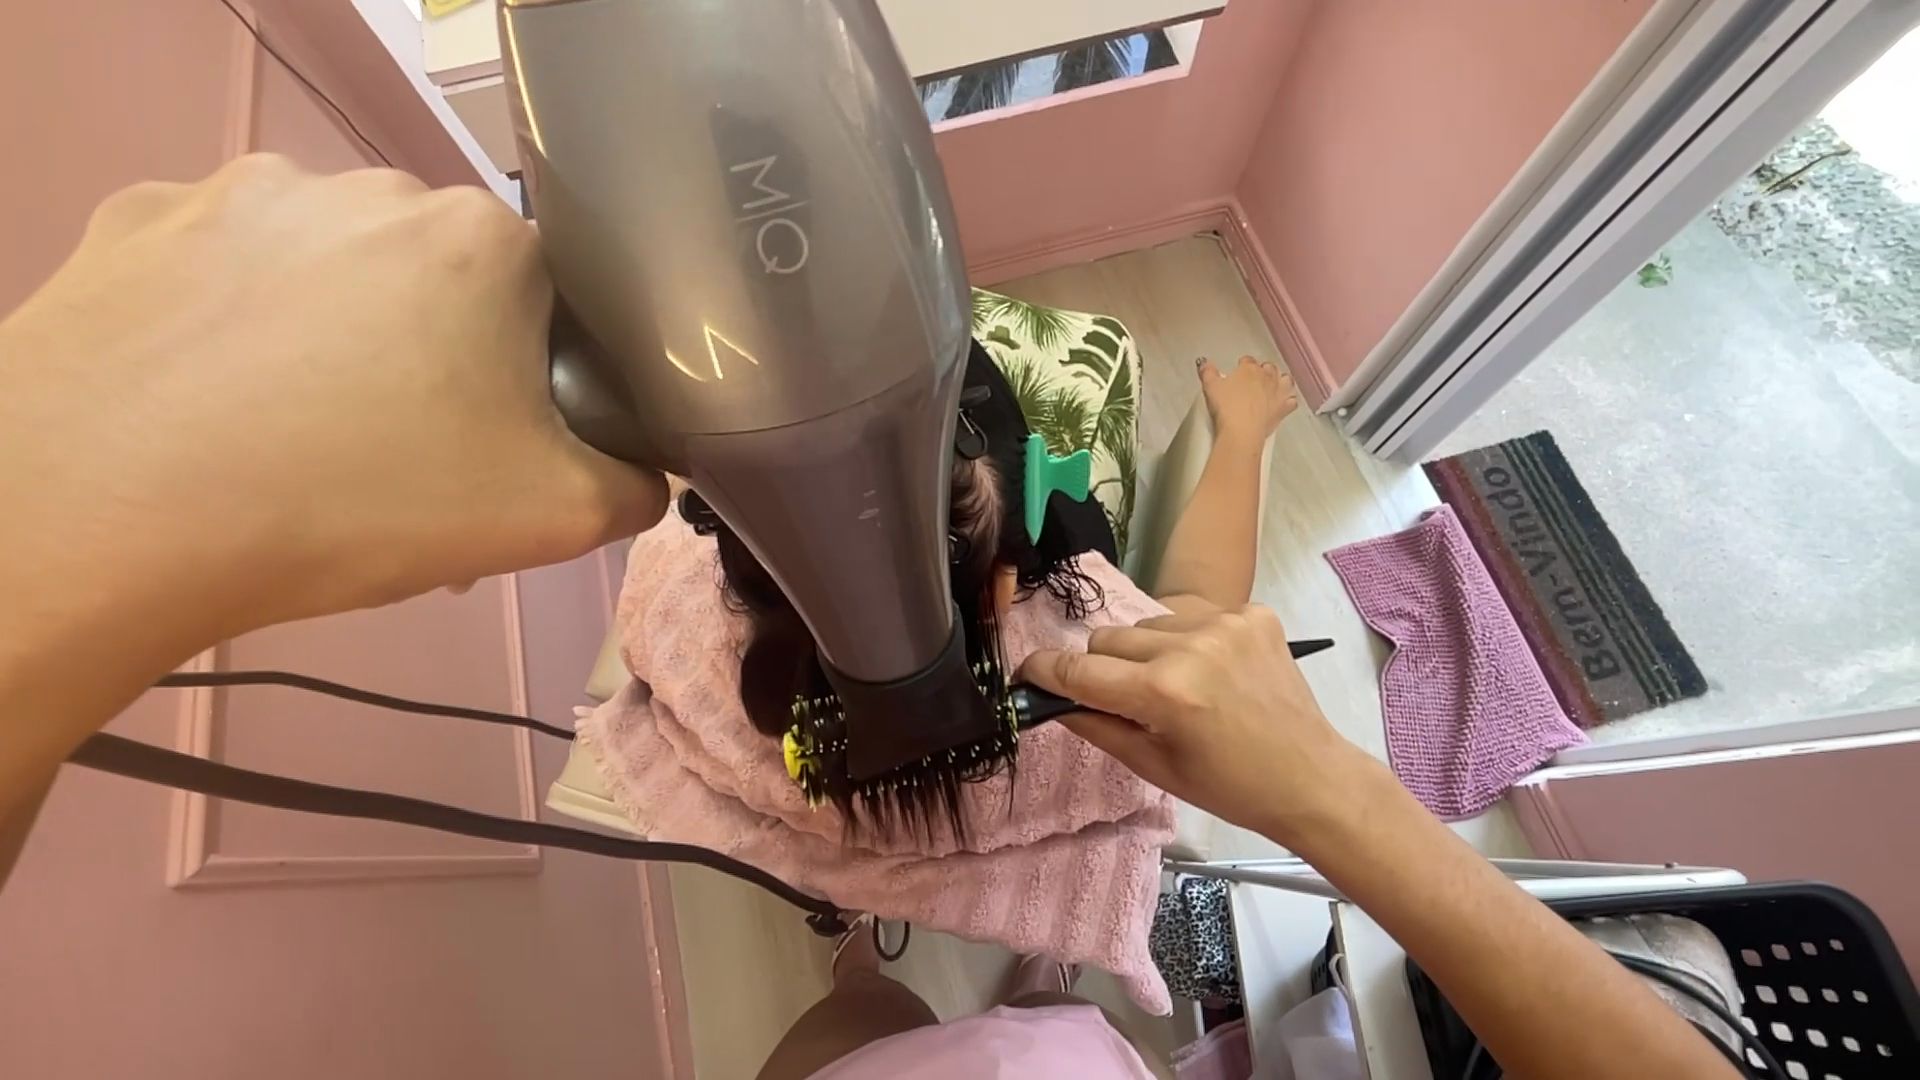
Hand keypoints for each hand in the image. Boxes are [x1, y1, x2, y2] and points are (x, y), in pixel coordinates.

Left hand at [0, 154, 667, 639]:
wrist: (100, 524)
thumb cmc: (368, 499)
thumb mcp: (562, 518)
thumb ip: (641, 489)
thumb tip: (649, 476)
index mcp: (486, 242)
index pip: (564, 300)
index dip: (558, 374)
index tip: (524, 436)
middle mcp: (374, 188)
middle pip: (460, 280)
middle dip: (465, 353)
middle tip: (433, 447)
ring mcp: (245, 192)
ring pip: (353, 269)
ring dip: (364, 333)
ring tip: (325, 426)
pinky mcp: (138, 220)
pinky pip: (244, 267)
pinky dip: (260, 320)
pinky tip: (237, 392)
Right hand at [1020, 606, 1368, 842]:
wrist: (1313, 777)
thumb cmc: (1230, 786)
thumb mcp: (1154, 766)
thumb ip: (1096, 725)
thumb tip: (1053, 700)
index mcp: (1165, 693)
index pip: (1080, 671)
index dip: (1045, 671)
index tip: (1028, 672)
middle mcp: (1191, 646)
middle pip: (1107, 639)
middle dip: (1102, 668)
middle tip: (1126, 698)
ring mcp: (1225, 623)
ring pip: (1145, 625)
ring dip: (1144, 652)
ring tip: (1176, 684)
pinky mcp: (1251, 613)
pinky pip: (1188, 616)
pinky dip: (1186, 641)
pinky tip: (1212, 670)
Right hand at [1198, 356, 1296, 443]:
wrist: (1242, 430)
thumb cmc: (1225, 407)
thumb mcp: (1210, 387)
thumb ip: (1207, 372)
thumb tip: (1204, 362)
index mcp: (1249, 369)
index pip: (1247, 361)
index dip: (1241, 366)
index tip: (1236, 374)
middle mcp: (1267, 376)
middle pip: (1268, 367)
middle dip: (1262, 371)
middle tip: (1251, 382)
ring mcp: (1279, 392)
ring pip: (1285, 380)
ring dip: (1280, 381)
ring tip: (1271, 388)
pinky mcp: (1284, 408)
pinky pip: (1292, 401)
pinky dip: (1288, 401)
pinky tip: (1282, 404)